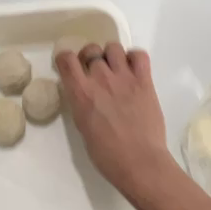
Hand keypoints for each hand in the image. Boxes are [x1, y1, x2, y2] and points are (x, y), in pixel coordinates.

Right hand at [56, 42, 179, 200]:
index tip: (69, 66)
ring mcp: (124, 77)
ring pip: (113, 47)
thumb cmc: (107, 154)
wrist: (140, 162)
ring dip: (111, 55)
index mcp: (80, 93)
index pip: (66, 59)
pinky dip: (134, 58)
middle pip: (91, 50)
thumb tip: (84, 94)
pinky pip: (139, 55)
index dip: (66, 59)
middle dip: (90, 58)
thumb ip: (81, 103)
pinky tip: (133, 70)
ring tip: (115, 69)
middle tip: (95, 71)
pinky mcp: (144, 81)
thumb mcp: (82, 127)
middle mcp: (100, 79)